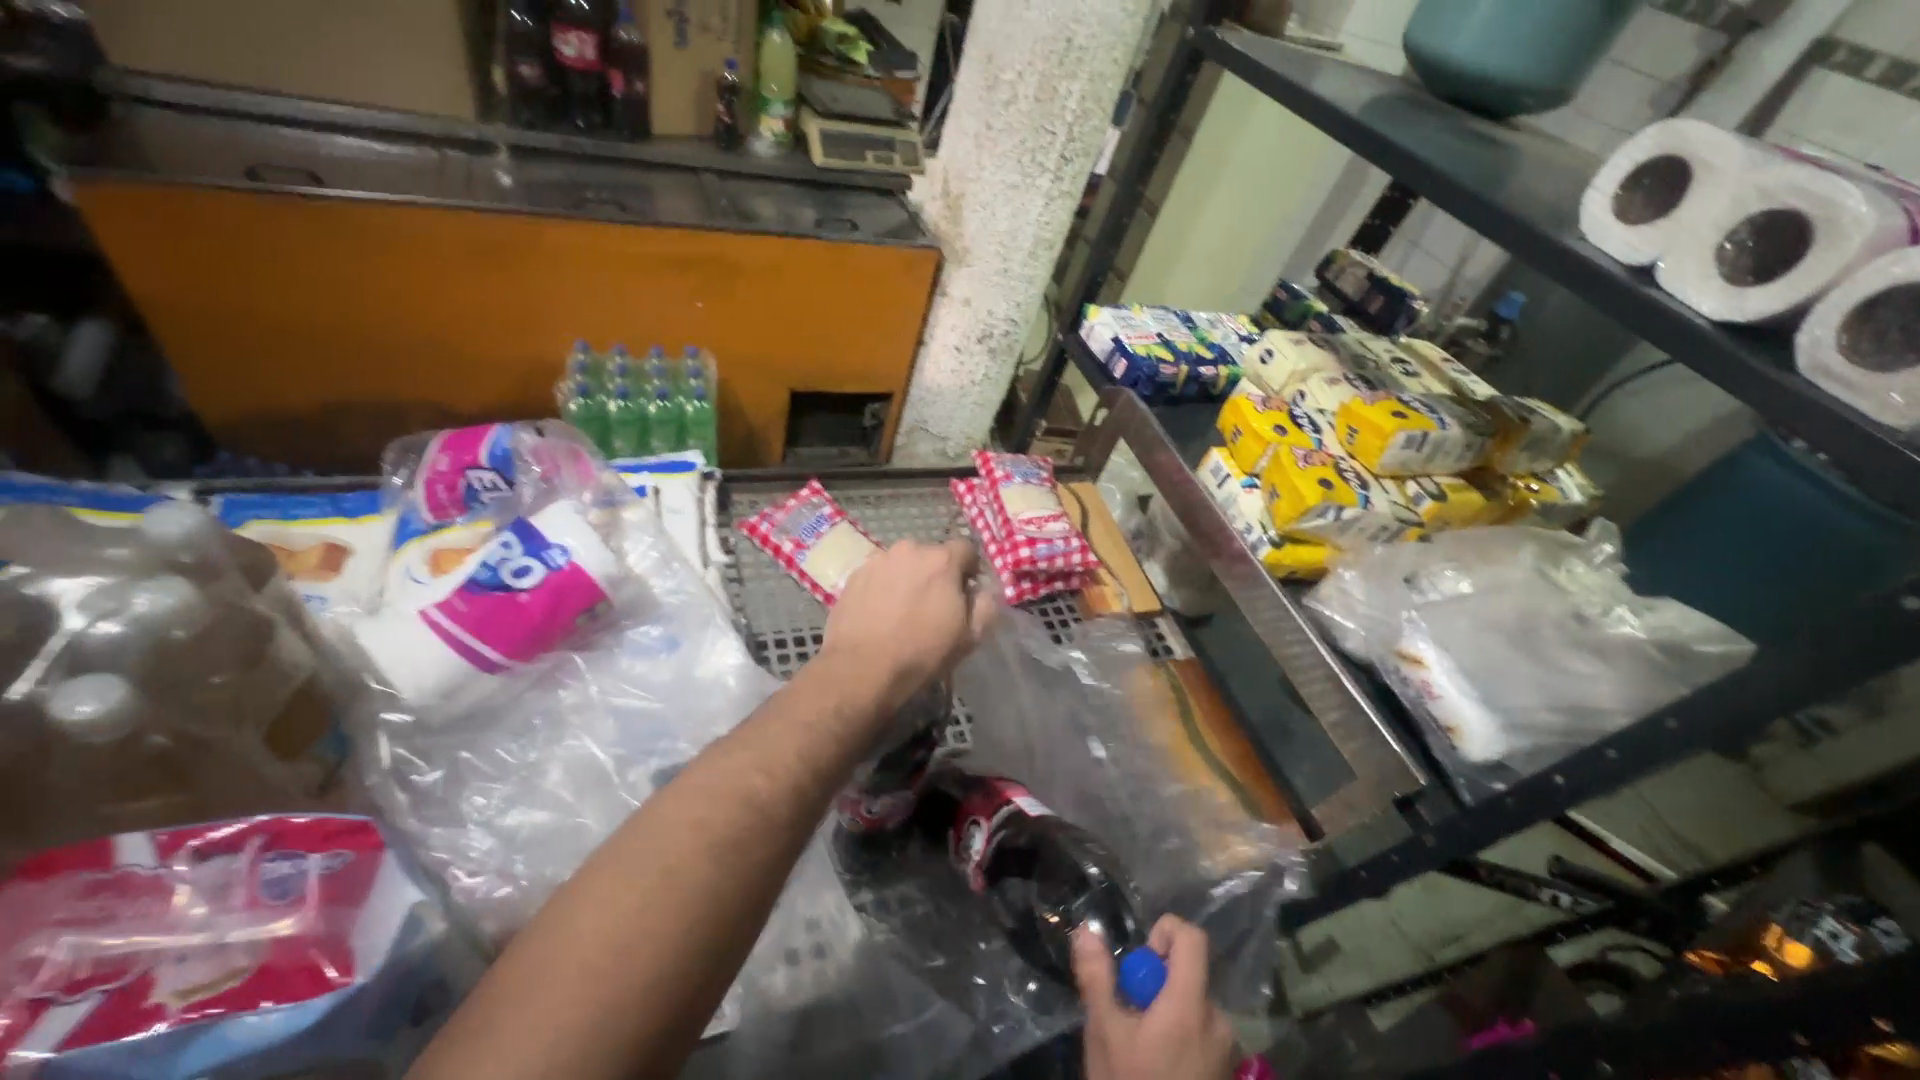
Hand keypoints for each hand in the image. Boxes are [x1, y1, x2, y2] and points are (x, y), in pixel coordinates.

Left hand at [820, 539, 995, 712]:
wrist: (860, 669)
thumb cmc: (921, 653)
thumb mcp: (969, 637)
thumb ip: (985, 605)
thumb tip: (983, 590)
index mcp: (941, 559)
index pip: (966, 549)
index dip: (969, 571)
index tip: (965, 595)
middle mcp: (908, 549)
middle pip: (931, 555)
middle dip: (936, 575)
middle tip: (933, 606)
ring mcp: (877, 560)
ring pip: (903, 564)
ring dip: (908, 579)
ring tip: (903, 610)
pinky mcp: (853, 575)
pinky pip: (879, 575)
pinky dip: (884, 587)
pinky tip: (880, 614)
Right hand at [1074, 917, 1237, 1079]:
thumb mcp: (1104, 1033)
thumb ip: (1097, 977)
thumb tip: (1087, 930)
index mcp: (1190, 1005)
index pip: (1192, 938)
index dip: (1164, 932)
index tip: (1140, 960)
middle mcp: (1218, 1020)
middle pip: (1189, 973)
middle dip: (1156, 981)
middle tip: (1129, 1013)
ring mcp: (1227, 1047)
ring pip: (1193, 1003)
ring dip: (1167, 1009)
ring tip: (1141, 1044)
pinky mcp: (1227, 1068)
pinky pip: (1203, 1029)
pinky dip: (1181, 1032)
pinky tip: (1159, 1062)